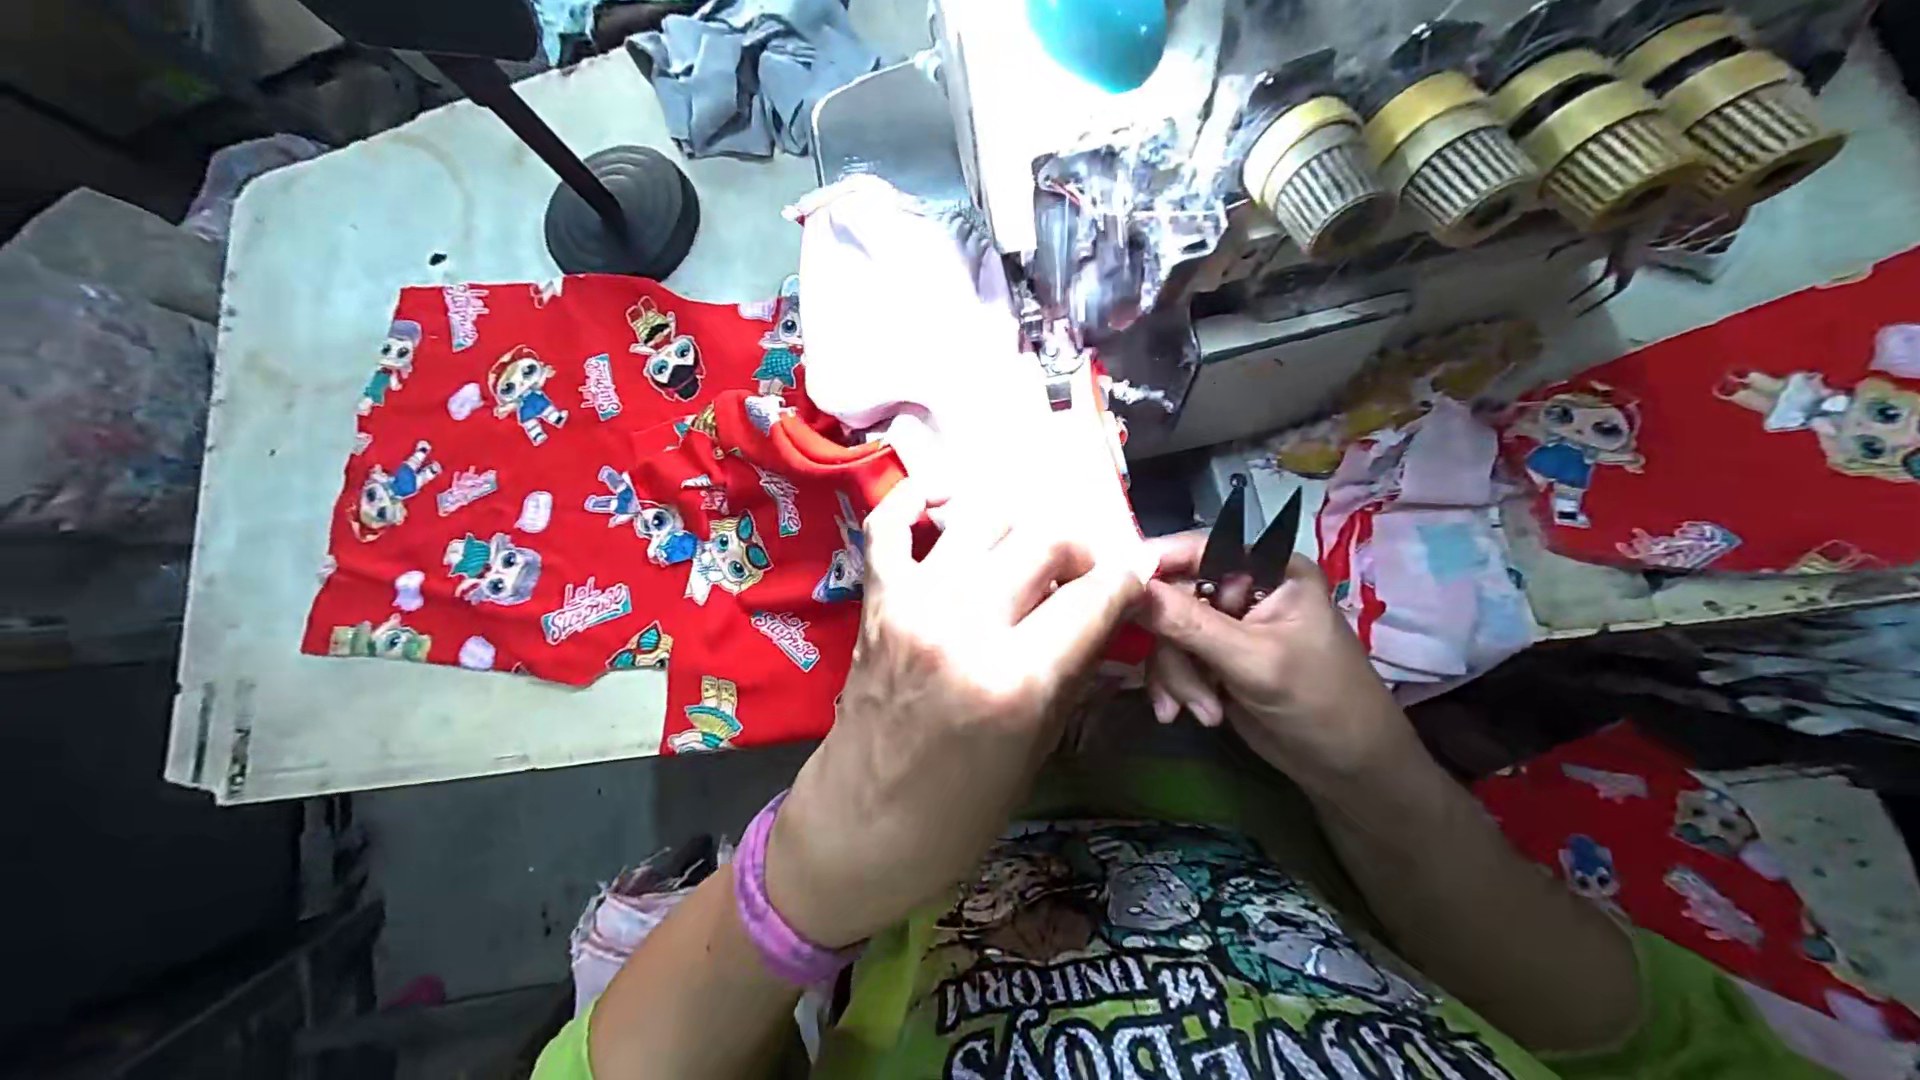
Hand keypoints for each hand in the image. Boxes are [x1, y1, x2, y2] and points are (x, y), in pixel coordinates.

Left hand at [764, 480, 1149, 946]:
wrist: (863, 824)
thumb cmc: (960, 809)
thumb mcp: (1038, 745)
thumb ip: (1076, 668)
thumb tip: (1112, 612)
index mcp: (1014, 679)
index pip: (1092, 597)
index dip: (1128, 576)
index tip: (1139, 568)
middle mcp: (963, 624)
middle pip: (1045, 540)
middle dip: (1081, 549)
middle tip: (1083, 573)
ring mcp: (912, 603)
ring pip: (983, 517)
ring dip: (1018, 528)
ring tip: (1027, 556)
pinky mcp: (875, 599)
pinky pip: (888, 523)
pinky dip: (916, 498)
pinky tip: (946, 498)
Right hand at [1136, 531, 1420, 789]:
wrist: (1346, 769)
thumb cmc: (1320, 703)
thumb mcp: (1254, 662)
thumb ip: (1191, 624)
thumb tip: (1131, 588)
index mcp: (1268, 569)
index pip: (1199, 548)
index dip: (1156, 564)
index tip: (1117, 590)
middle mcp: (1242, 587)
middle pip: (1173, 595)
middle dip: (1173, 648)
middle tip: (1181, 692)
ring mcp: (1225, 623)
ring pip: (1167, 630)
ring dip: (1174, 675)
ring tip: (1202, 713)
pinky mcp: (1211, 655)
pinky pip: (1171, 657)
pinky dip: (1173, 686)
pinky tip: (1184, 714)